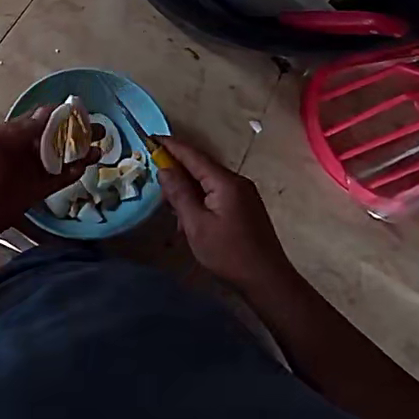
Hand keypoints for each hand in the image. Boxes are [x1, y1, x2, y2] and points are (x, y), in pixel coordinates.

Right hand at [156, 135, 296, 292]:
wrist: (268, 281)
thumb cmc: (229, 254)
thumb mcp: (196, 225)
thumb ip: (179, 194)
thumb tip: (164, 169)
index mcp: (225, 182)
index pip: (192, 155)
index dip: (170, 145)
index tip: (150, 138)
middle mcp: (236, 181)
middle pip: (200, 167)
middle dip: (177, 171)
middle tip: (157, 183)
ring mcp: (243, 194)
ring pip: (207, 182)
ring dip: (187, 190)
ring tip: (173, 209)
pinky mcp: (244, 207)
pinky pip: (216, 193)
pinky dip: (199, 199)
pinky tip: (190, 217)